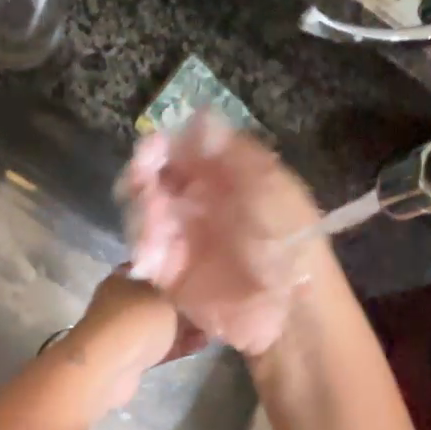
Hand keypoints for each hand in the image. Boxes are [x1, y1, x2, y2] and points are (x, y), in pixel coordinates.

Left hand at [55, 272, 200, 411]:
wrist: (109, 367)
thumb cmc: (138, 320)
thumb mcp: (167, 296)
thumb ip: (180, 290)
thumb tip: (189, 287)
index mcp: (123, 279)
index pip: (152, 268)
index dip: (175, 269)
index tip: (198, 274)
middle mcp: (120, 303)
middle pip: (157, 299)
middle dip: (183, 303)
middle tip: (210, 303)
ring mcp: (124, 332)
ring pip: (159, 326)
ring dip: (183, 327)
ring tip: (211, 325)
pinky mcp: (130, 358)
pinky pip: (159, 348)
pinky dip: (178, 346)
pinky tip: (203, 343)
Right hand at [121, 115, 333, 355]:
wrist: (287, 312)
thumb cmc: (288, 245)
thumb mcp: (272, 189)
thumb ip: (233, 154)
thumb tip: (199, 117)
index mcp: (224, 179)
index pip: (182, 151)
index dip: (163, 146)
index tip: (152, 147)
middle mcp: (198, 204)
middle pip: (154, 180)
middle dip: (143, 178)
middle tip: (142, 183)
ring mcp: (180, 239)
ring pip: (143, 213)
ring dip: (143, 214)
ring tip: (156, 226)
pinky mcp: (168, 274)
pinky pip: (143, 252)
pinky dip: (142, 249)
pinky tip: (153, 256)